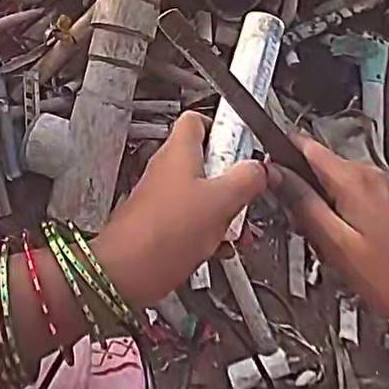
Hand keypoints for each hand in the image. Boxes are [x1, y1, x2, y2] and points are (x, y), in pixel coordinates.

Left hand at [91, 113, 266, 309]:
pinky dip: (210, 229)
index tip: (245, 148)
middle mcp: (169, 167)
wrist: (129, 270)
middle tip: (245, 195)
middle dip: (232, 179)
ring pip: (204, 191)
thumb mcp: (220, 202)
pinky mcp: (163, 219)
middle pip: (208, 159)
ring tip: (237, 228)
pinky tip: (220, 247)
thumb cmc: (164, 231)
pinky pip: (194, 216)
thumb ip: (245, 180)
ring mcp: (164, 193)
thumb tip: (259, 168)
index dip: (223, 128)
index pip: (198, 119)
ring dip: (225, 209)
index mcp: (179, 151)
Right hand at [270, 134, 388, 328]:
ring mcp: (383, 189)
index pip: (301, 143)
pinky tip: (346, 246)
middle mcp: (369, 175)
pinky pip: (350, 196)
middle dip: (299, 189)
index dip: (278, 155)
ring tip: (325, 243)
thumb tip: (273, 173)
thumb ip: (302, 203)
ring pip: (331, 182)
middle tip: (299, 225)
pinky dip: (339, 215)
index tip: (265, 175)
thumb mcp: (337, 244)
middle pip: (315, 164)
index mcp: (352, 178)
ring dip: (319, 205)